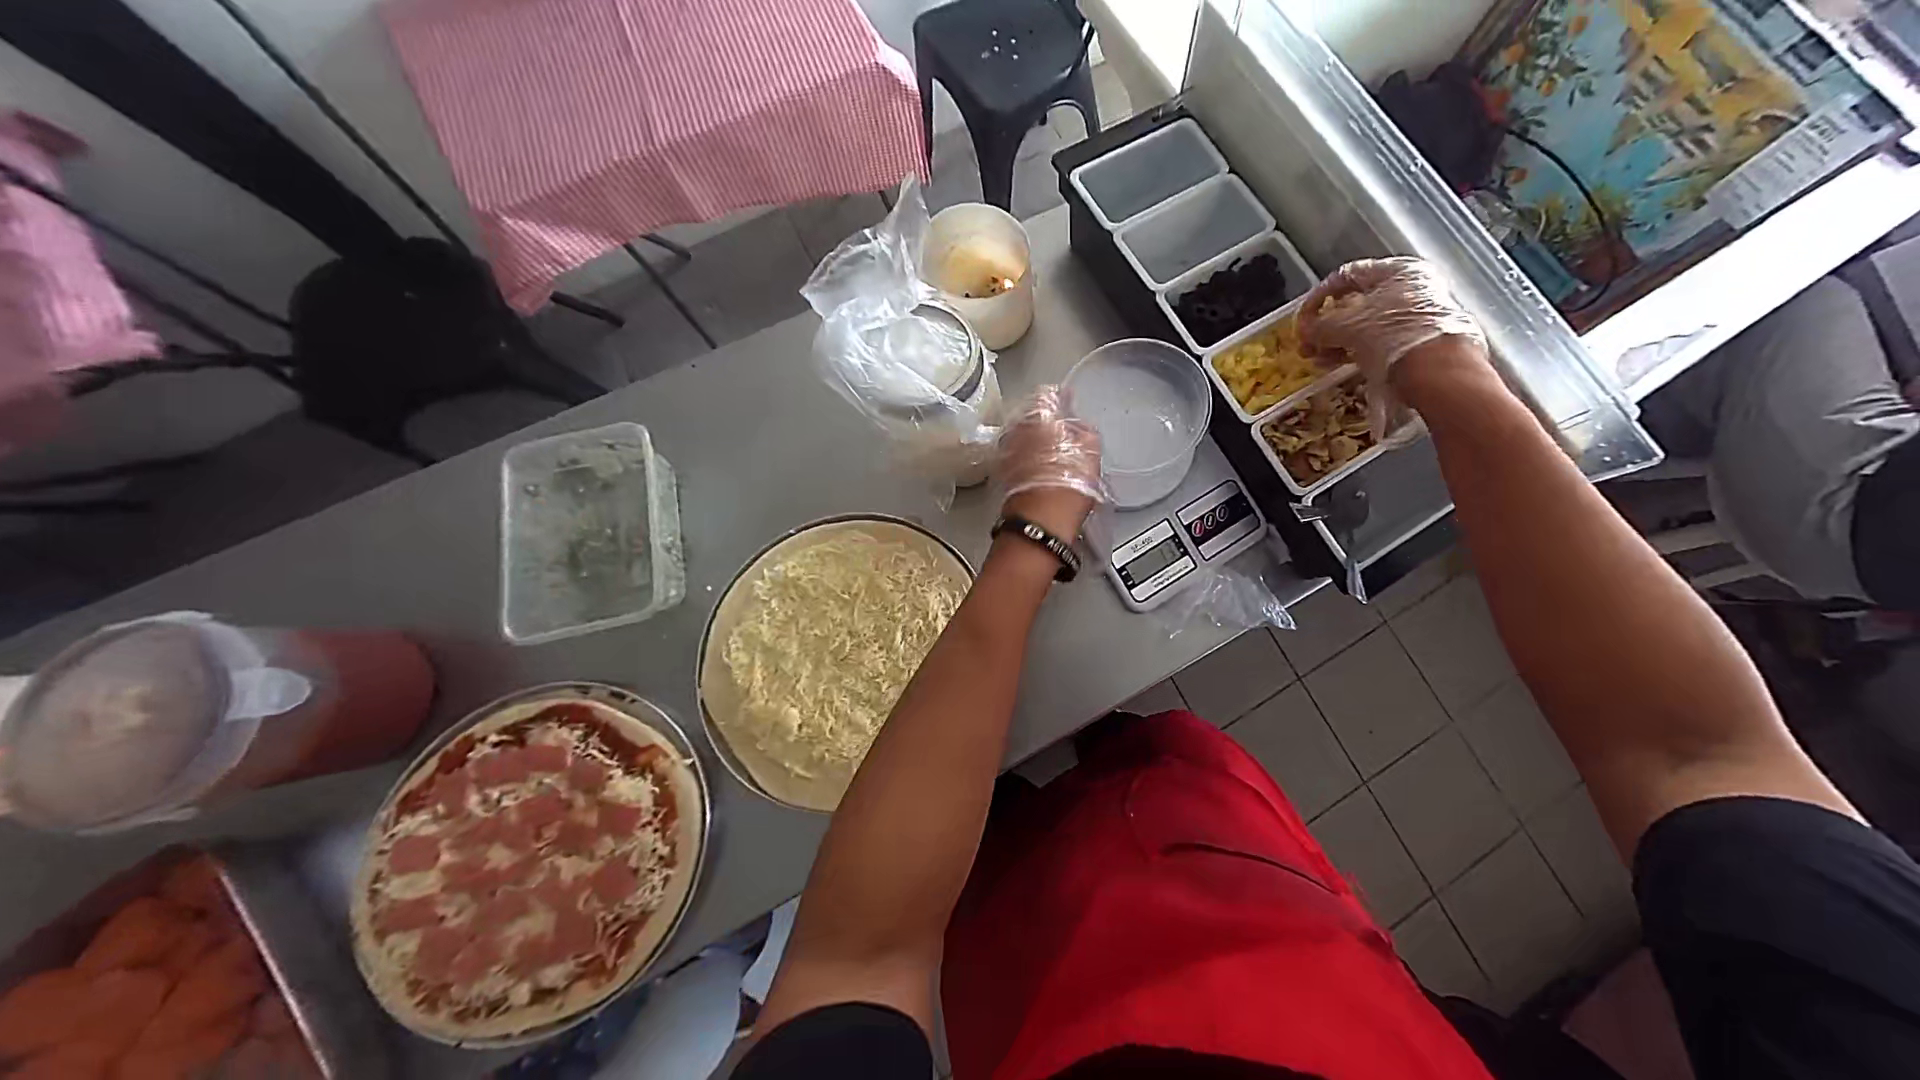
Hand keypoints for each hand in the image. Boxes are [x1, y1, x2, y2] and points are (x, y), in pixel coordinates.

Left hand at [995, 385, 1102, 538]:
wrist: (1042, 520)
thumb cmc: (1068, 483)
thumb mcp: (1092, 450)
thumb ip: (1084, 430)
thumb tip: (1079, 427)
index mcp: (1040, 415)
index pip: (1048, 394)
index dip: (1061, 398)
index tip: (1067, 401)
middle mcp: (1017, 428)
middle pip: (1032, 415)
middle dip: (1046, 421)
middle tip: (1063, 432)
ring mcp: (1006, 450)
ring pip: (1022, 436)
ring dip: (1035, 440)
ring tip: (1052, 454)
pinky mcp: (1002, 471)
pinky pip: (1016, 456)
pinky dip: (1027, 458)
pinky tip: (1040, 470)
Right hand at [1298, 258, 1489, 441]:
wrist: (1436, 372)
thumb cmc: (1392, 336)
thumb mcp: (1345, 326)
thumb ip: (1318, 325)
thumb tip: (1305, 330)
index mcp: (1397, 270)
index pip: (1346, 275)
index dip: (1317, 297)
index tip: (1301, 319)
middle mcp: (1412, 287)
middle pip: (1355, 303)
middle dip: (1325, 325)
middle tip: (1307, 343)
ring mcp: (1418, 315)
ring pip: (1365, 325)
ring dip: (1336, 341)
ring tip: (1319, 358)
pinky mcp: (1418, 340)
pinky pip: (1378, 341)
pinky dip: (1355, 351)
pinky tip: (1338, 364)